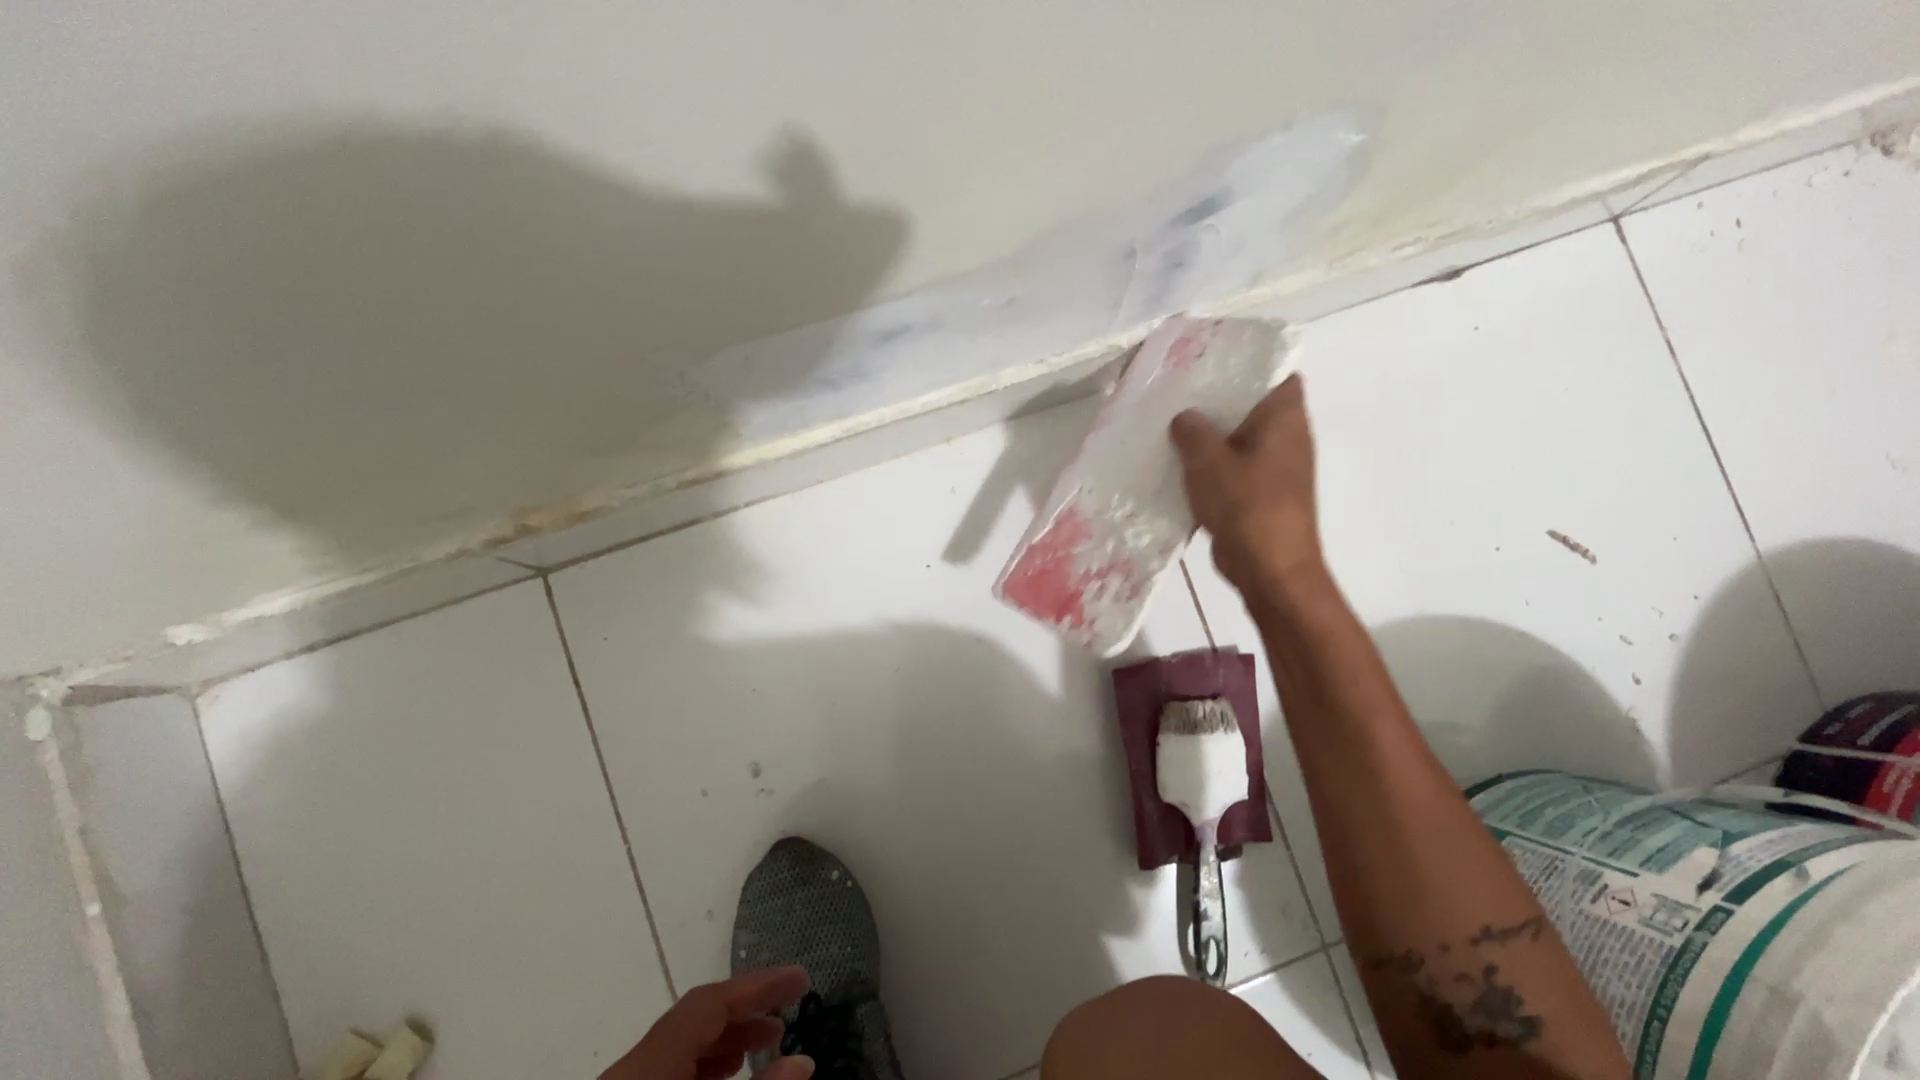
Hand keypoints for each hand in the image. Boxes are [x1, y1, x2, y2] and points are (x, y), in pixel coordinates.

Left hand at [601, 967, 813, 1079]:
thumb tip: (803, 1060)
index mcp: (648, 1065)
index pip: (709, 1003)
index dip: (758, 985)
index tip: (801, 979)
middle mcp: (631, 1067)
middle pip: (693, 1019)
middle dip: (746, 1009)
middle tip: (793, 1006)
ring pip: (680, 1046)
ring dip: (727, 1037)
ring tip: (768, 1040)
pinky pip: (667, 1068)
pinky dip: (704, 1063)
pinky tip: (731, 1071)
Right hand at [1169, 376, 1325, 596]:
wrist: (1270, 570)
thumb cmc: (1246, 505)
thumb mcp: (1208, 461)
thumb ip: (1192, 431)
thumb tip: (1184, 416)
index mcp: (1285, 418)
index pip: (1277, 374)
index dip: (1248, 364)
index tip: (1211, 363)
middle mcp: (1288, 438)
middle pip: (1253, 407)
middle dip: (1218, 402)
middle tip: (1178, 394)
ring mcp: (1277, 469)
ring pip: (1240, 440)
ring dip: (1211, 438)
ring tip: (1171, 428)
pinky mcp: (1263, 495)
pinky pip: (1234, 469)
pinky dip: (1212, 467)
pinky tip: (1179, 468)